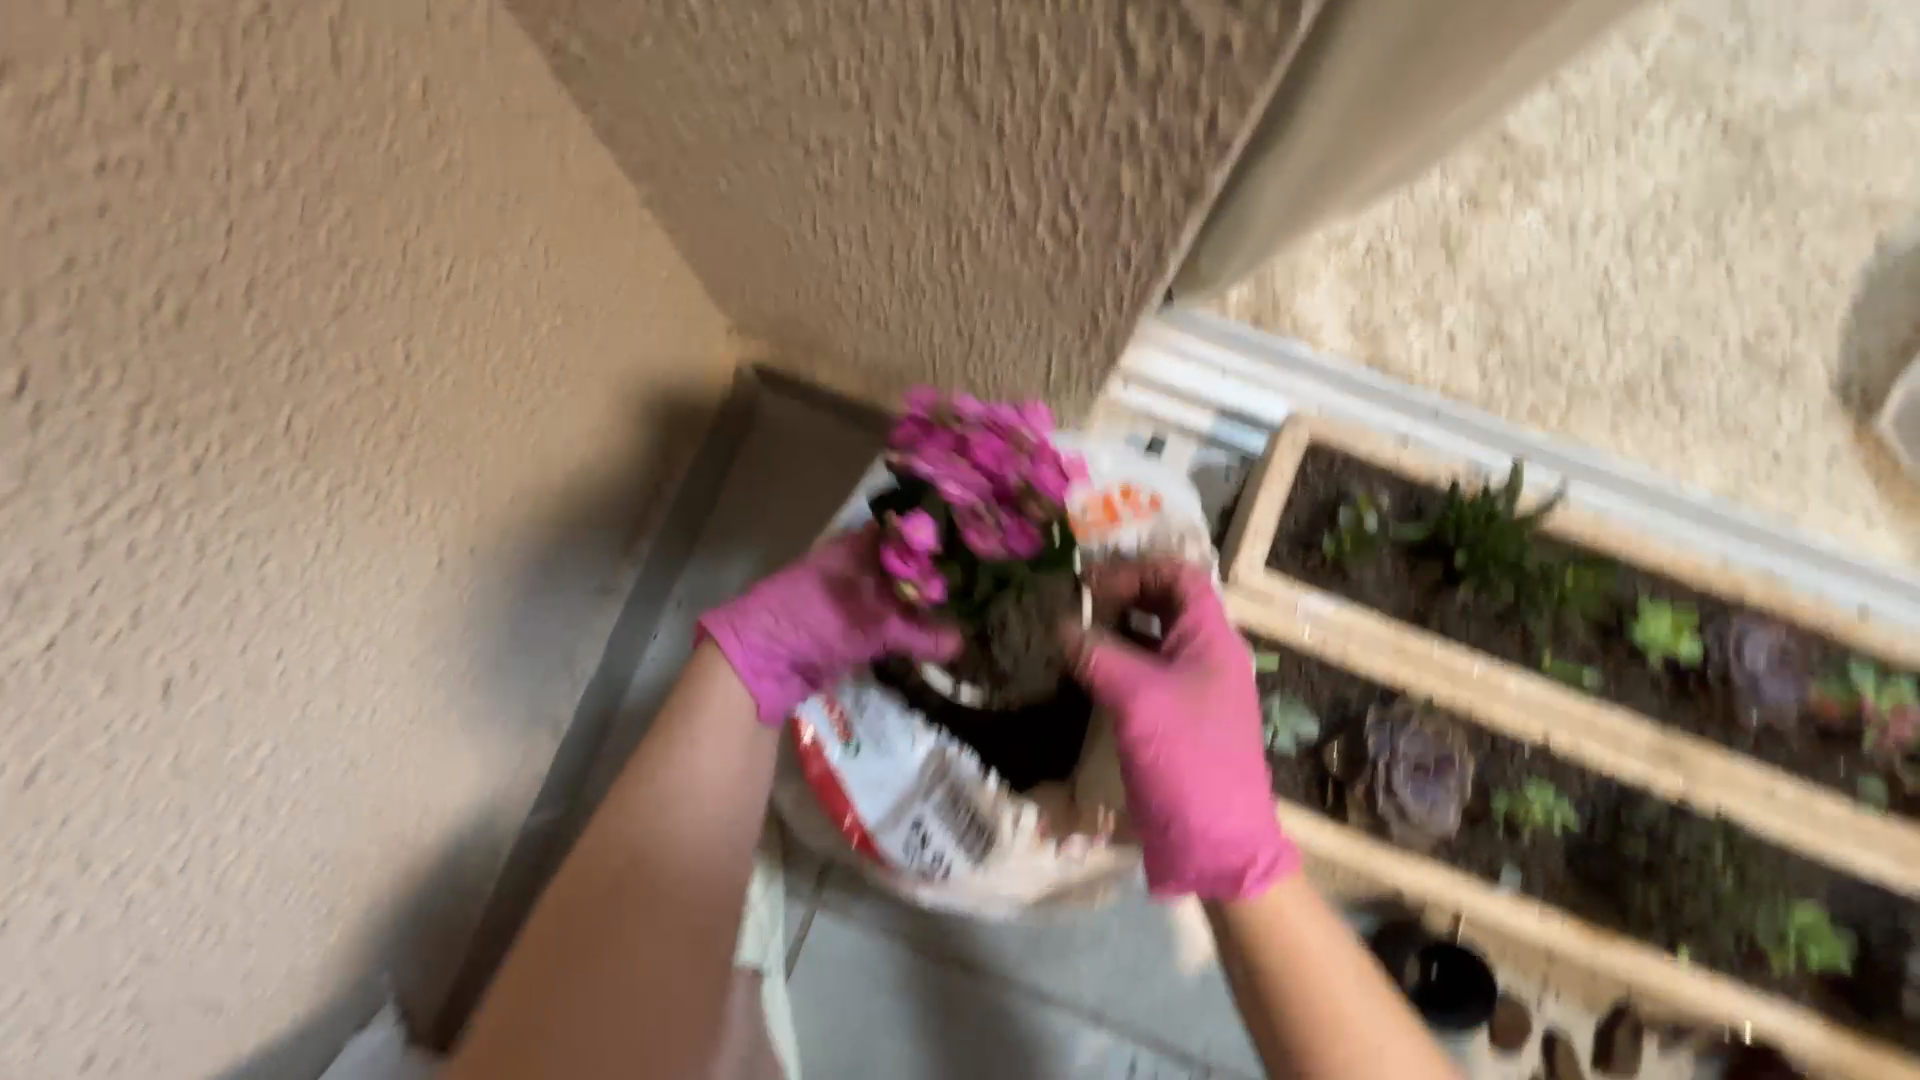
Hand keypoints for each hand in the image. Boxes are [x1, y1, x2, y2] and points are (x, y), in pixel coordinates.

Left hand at [698, 525, 960, 725]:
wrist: (760, 663)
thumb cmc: (811, 621)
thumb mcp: (869, 625)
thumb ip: (917, 633)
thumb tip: (962, 643)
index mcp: (857, 547)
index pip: (906, 532)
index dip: (937, 538)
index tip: (972, 548)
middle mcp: (858, 566)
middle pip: (907, 566)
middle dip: (937, 577)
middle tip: (978, 584)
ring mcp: (854, 597)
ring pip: (899, 596)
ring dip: (925, 606)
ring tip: (967, 610)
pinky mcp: (852, 628)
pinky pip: (889, 623)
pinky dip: (910, 630)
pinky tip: (940, 636)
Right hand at [1067, 559, 1297, 899]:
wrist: (1216, 842)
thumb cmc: (1186, 758)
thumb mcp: (1137, 698)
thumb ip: (1097, 654)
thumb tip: (1060, 625)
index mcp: (1212, 639)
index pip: (1180, 576)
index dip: (1136, 570)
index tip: (1091, 585)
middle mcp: (1206, 655)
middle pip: (1166, 604)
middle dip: (1122, 594)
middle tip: (1076, 601)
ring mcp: (1192, 688)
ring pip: (1153, 639)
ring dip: (1116, 629)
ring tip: (1073, 630)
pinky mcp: (1174, 718)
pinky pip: (1145, 674)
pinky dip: (1116, 663)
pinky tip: (1084, 669)